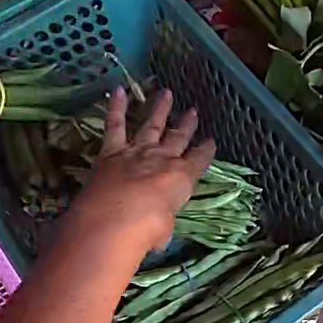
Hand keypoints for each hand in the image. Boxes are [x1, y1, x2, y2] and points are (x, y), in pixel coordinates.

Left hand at [67, 87, 214, 253]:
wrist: (115, 219)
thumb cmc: (146, 230)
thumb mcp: (163, 232)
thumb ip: (162, 225)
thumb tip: (157, 230)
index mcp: (182, 179)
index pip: (199, 161)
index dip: (206, 151)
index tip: (211, 142)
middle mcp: (162, 159)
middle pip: (178, 138)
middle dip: (186, 125)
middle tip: (192, 111)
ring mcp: (137, 152)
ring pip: (150, 125)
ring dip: (159, 109)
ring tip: (166, 93)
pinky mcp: (111, 151)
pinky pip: (115, 125)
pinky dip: (117, 107)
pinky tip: (118, 90)